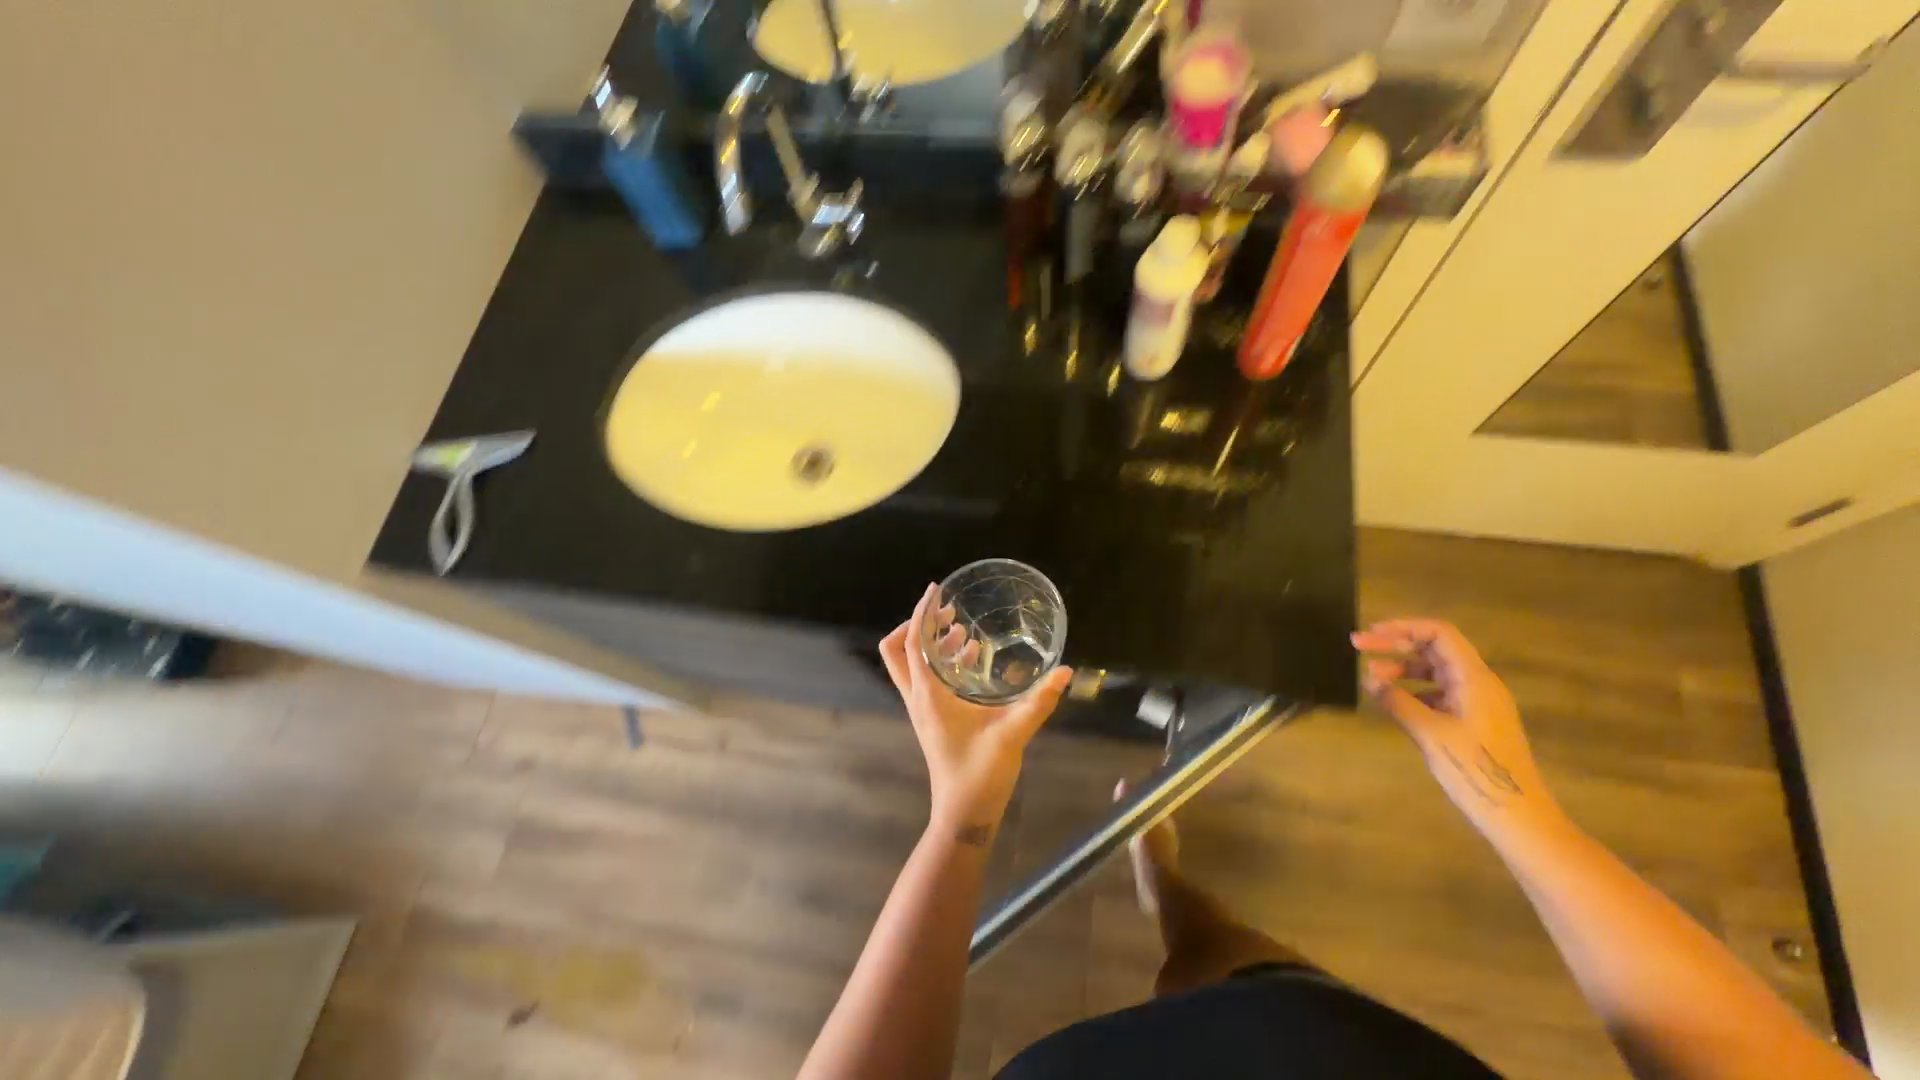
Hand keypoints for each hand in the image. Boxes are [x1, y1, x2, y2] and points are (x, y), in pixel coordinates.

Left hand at [880, 583, 1073, 840]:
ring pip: (910, 665)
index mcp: (928, 695)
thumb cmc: (980, 774)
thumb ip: (1040, 702)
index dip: (921, 613)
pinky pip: (926, 679)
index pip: (912, 643)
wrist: (964, 813)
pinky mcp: (932, 718)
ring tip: (960, 628)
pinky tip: (971, 658)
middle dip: (916, 625)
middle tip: (947, 612)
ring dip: (928, 641)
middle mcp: (918, 698)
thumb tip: (1065, 671)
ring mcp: (922, 709)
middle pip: (896, 651)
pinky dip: (940, 660)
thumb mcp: (1013, 733)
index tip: (937, 590)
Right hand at [1352, 618, 1561, 835]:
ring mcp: (1478, 703)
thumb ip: (1399, 703)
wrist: (1518, 815)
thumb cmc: (1475, 769)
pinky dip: (1414, 691)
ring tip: (1371, 679)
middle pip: (1435, 649)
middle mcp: (1479, 683)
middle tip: (1358, 647)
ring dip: (1402, 669)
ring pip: (1436, 672)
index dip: (1402, 627)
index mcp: (1474, 679)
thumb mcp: (1430, 734)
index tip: (1369, 635)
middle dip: (1396, 645)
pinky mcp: (1475, 722)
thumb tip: (1372, 681)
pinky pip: (1440, 693)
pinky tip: (1394, 704)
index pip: (1438, 633)